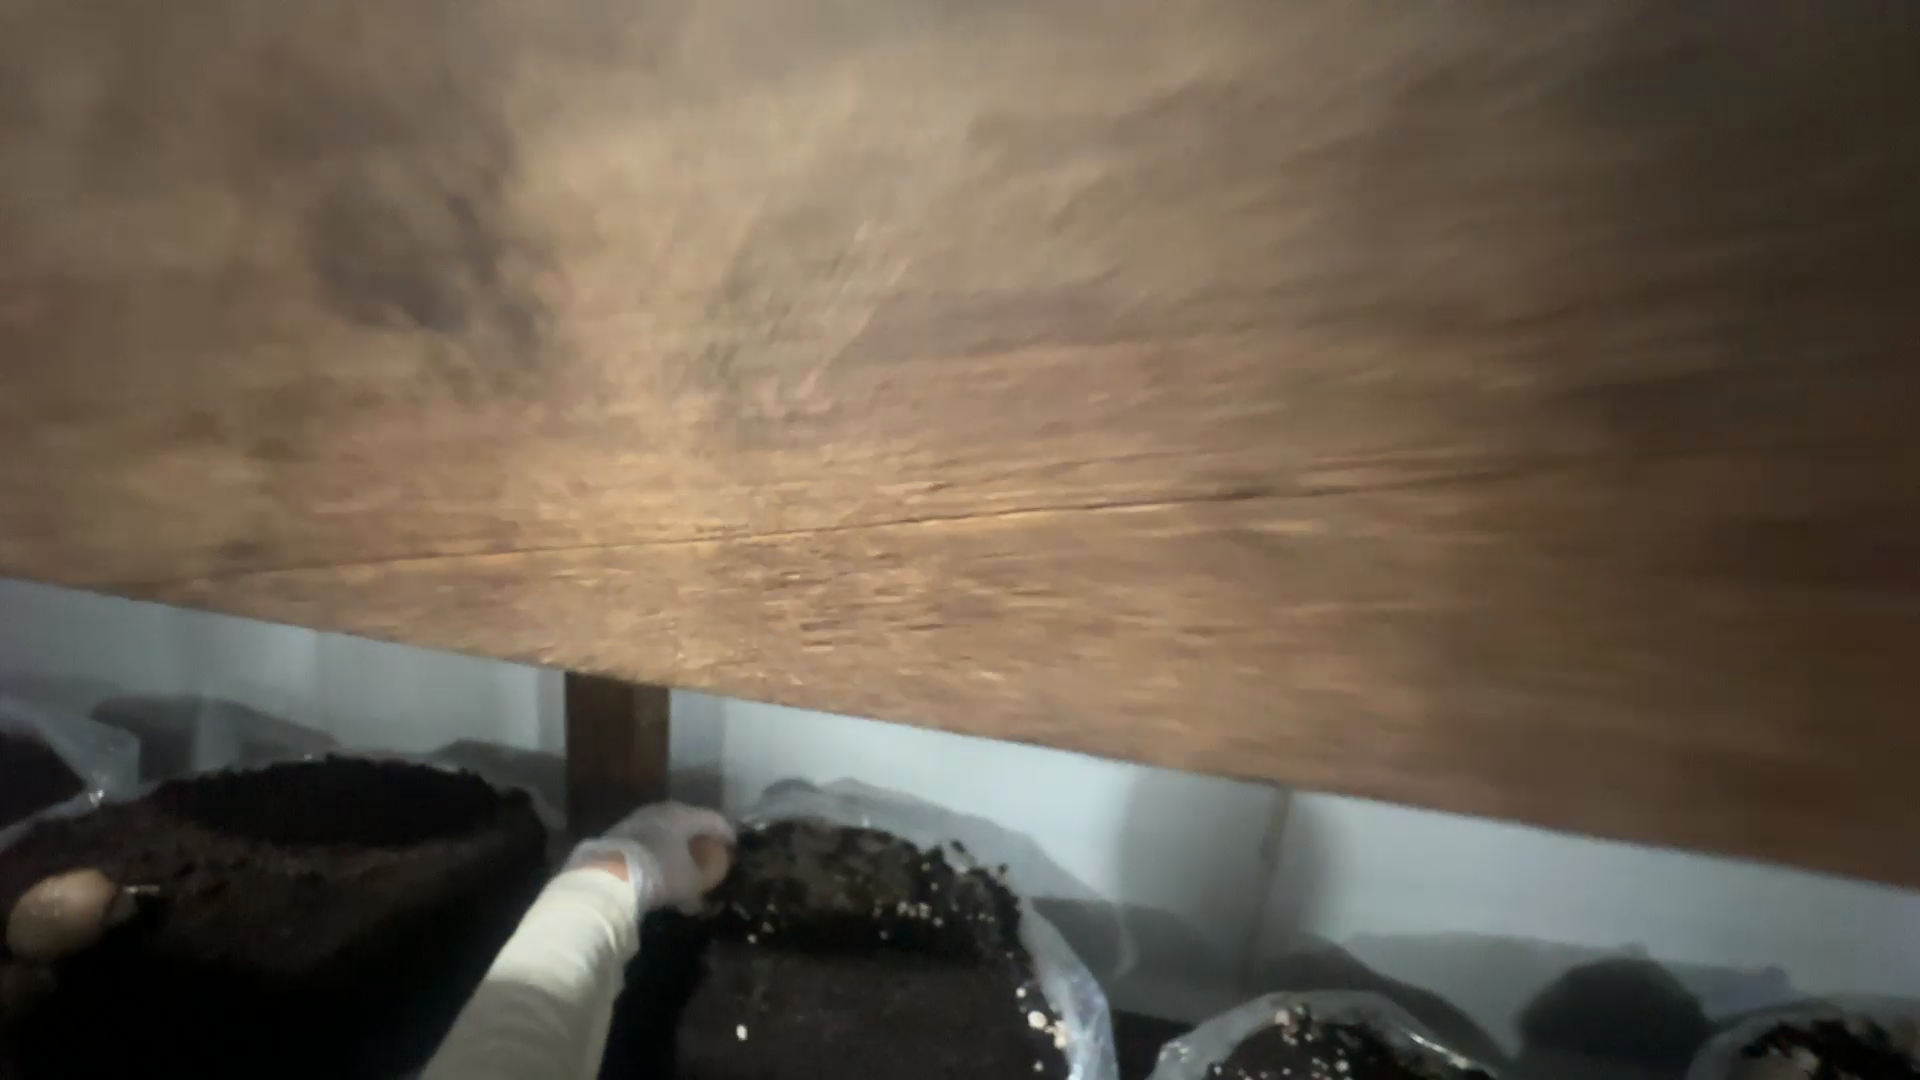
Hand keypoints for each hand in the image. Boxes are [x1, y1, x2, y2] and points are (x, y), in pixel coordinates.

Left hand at [564, 802, 735, 912]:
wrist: (605, 878)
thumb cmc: (659, 873)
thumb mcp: (691, 881)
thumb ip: (706, 876)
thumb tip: (713, 875)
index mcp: (684, 815)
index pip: (713, 819)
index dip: (726, 832)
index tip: (733, 845)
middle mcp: (662, 810)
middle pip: (687, 821)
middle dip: (698, 837)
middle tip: (706, 851)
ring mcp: (636, 820)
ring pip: (664, 831)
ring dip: (674, 846)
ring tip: (678, 863)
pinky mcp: (616, 835)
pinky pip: (645, 841)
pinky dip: (654, 852)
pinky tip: (654, 868)